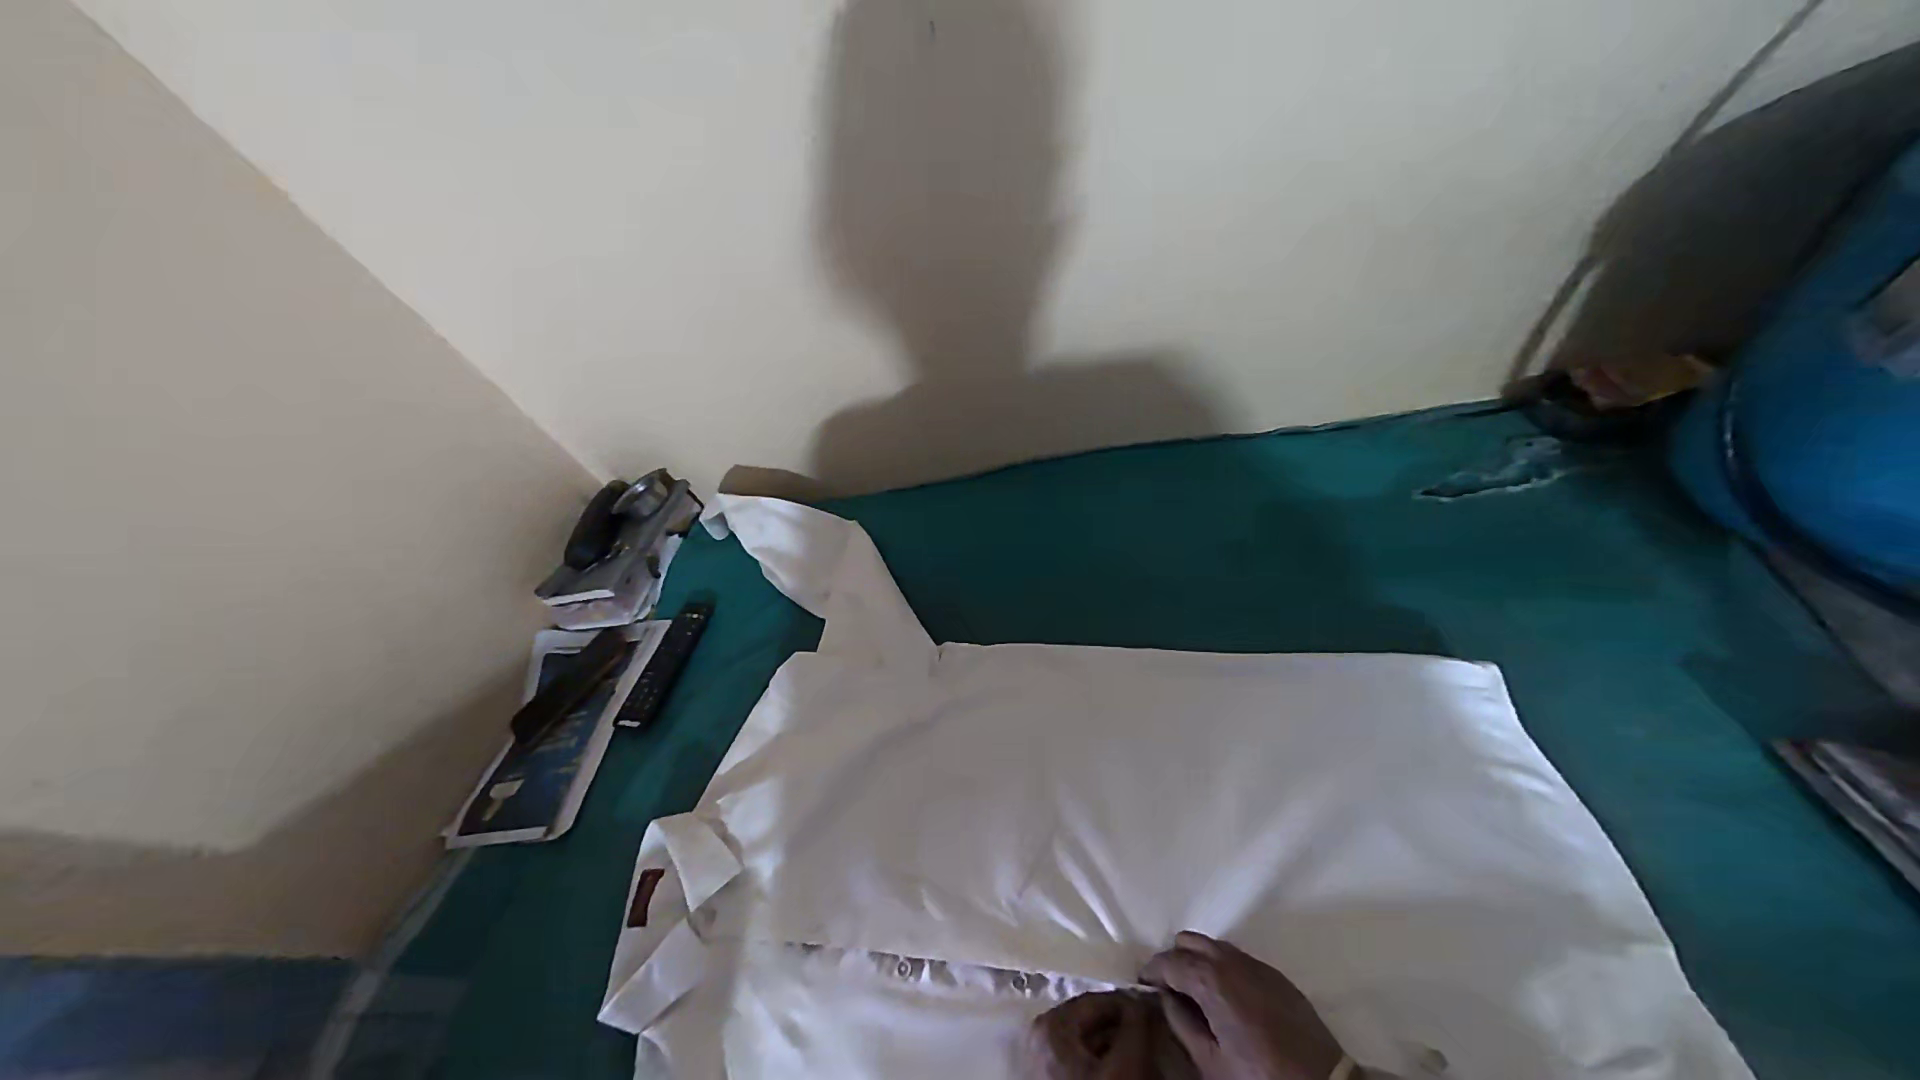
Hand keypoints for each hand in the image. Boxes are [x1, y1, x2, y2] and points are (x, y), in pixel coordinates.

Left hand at [1023, 990, 1159, 1079]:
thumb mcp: (1127, 1067)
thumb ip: (1135, 1027)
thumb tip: (1143, 1003)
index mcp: (1051, 1024)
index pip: (1097, 1001)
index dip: (1129, 1006)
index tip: (1155, 1013)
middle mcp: (1038, 1035)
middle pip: (1090, 1021)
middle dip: (1121, 1027)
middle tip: (1151, 1035)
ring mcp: (1039, 1060)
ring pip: (1085, 1042)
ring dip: (1113, 1045)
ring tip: (1140, 1055)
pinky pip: (1079, 1061)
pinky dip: (1101, 1062)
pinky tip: (1121, 1071)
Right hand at [1140, 932, 1345, 1079]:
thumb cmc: (1261, 1079)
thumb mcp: (1211, 1062)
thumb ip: (1182, 1024)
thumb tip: (1166, 999)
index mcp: (1210, 980)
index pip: (1168, 961)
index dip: (1151, 971)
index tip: (1143, 985)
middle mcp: (1230, 960)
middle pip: (1188, 941)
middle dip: (1174, 959)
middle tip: (1170, 987)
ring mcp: (1255, 964)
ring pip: (1213, 945)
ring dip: (1198, 959)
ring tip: (1196, 991)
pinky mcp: (1275, 975)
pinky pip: (1237, 957)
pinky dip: (1222, 966)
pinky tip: (1226, 996)